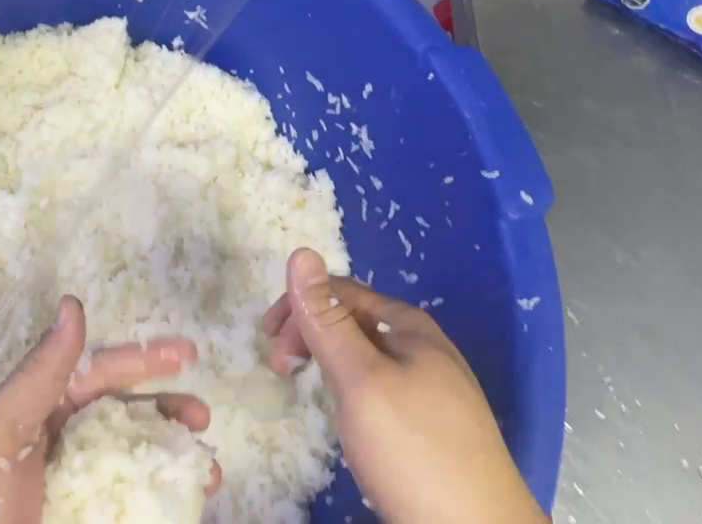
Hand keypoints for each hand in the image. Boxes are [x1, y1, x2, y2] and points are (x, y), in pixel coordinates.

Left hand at [0, 295, 222, 523]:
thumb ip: (39, 374)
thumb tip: (73, 304)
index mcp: (34, 416)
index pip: (96, 375)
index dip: (140, 359)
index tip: (187, 354)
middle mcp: (60, 450)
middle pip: (124, 417)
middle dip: (166, 410)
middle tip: (202, 417)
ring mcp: (77, 494)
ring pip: (136, 463)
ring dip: (176, 458)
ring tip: (209, 467)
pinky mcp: (92, 522)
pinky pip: (136, 507)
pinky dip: (167, 501)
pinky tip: (192, 499)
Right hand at [263, 248, 545, 523]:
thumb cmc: (415, 450)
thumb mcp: (361, 379)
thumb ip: (328, 320)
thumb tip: (301, 251)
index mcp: (412, 327)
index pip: (342, 292)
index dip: (300, 306)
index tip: (268, 341)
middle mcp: (425, 350)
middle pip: (354, 322)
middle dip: (310, 334)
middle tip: (280, 369)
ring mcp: (433, 392)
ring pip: (366, 359)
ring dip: (328, 363)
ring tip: (306, 391)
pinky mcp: (432, 430)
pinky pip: (380, 391)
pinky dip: (350, 392)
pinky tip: (346, 419)